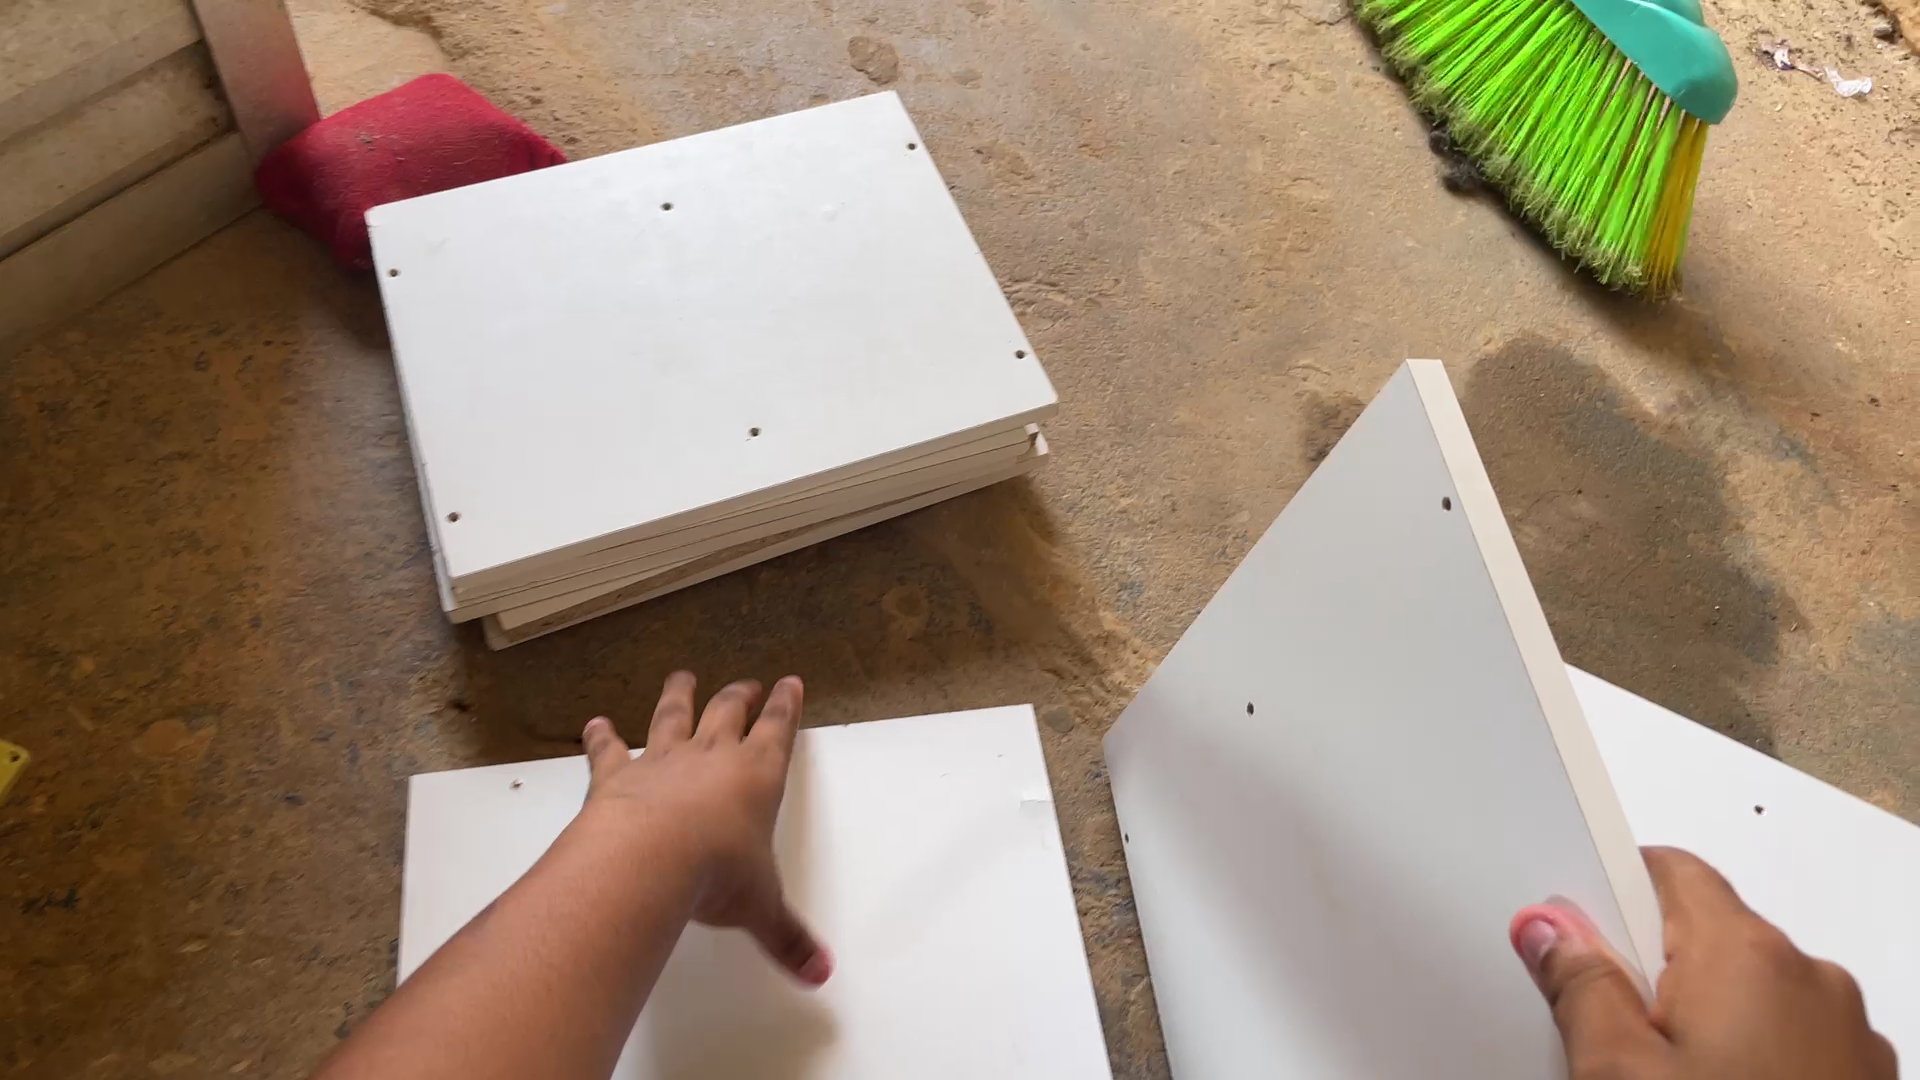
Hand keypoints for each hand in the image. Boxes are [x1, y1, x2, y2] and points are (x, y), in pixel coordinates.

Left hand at [579, 671, 832, 986]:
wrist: (647, 861)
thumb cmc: (716, 873)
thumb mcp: (760, 906)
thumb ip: (789, 936)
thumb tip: (821, 974)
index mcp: (757, 773)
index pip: (778, 727)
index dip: (786, 703)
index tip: (790, 682)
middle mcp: (714, 756)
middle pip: (729, 711)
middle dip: (741, 695)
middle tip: (747, 684)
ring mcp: (664, 760)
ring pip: (674, 716)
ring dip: (679, 695)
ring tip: (682, 676)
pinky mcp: (618, 776)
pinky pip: (609, 751)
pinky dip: (601, 737)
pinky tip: (595, 723)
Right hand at [1510, 846, 1894, 1078]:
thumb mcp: (1617, 1066)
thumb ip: (1578, 980)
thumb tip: (1549, 927)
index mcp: (1752, 956)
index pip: (1663, 869)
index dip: (1605, 886)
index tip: (1572, 925)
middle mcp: (1812, 982)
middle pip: (1694, 928)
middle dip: (1639, 958)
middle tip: (1607, 1019)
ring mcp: (1849, 1039)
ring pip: (1732, 982)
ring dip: (1684, 1005)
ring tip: (1655, 1067)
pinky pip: (1773, 1028)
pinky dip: (1730, 1042)